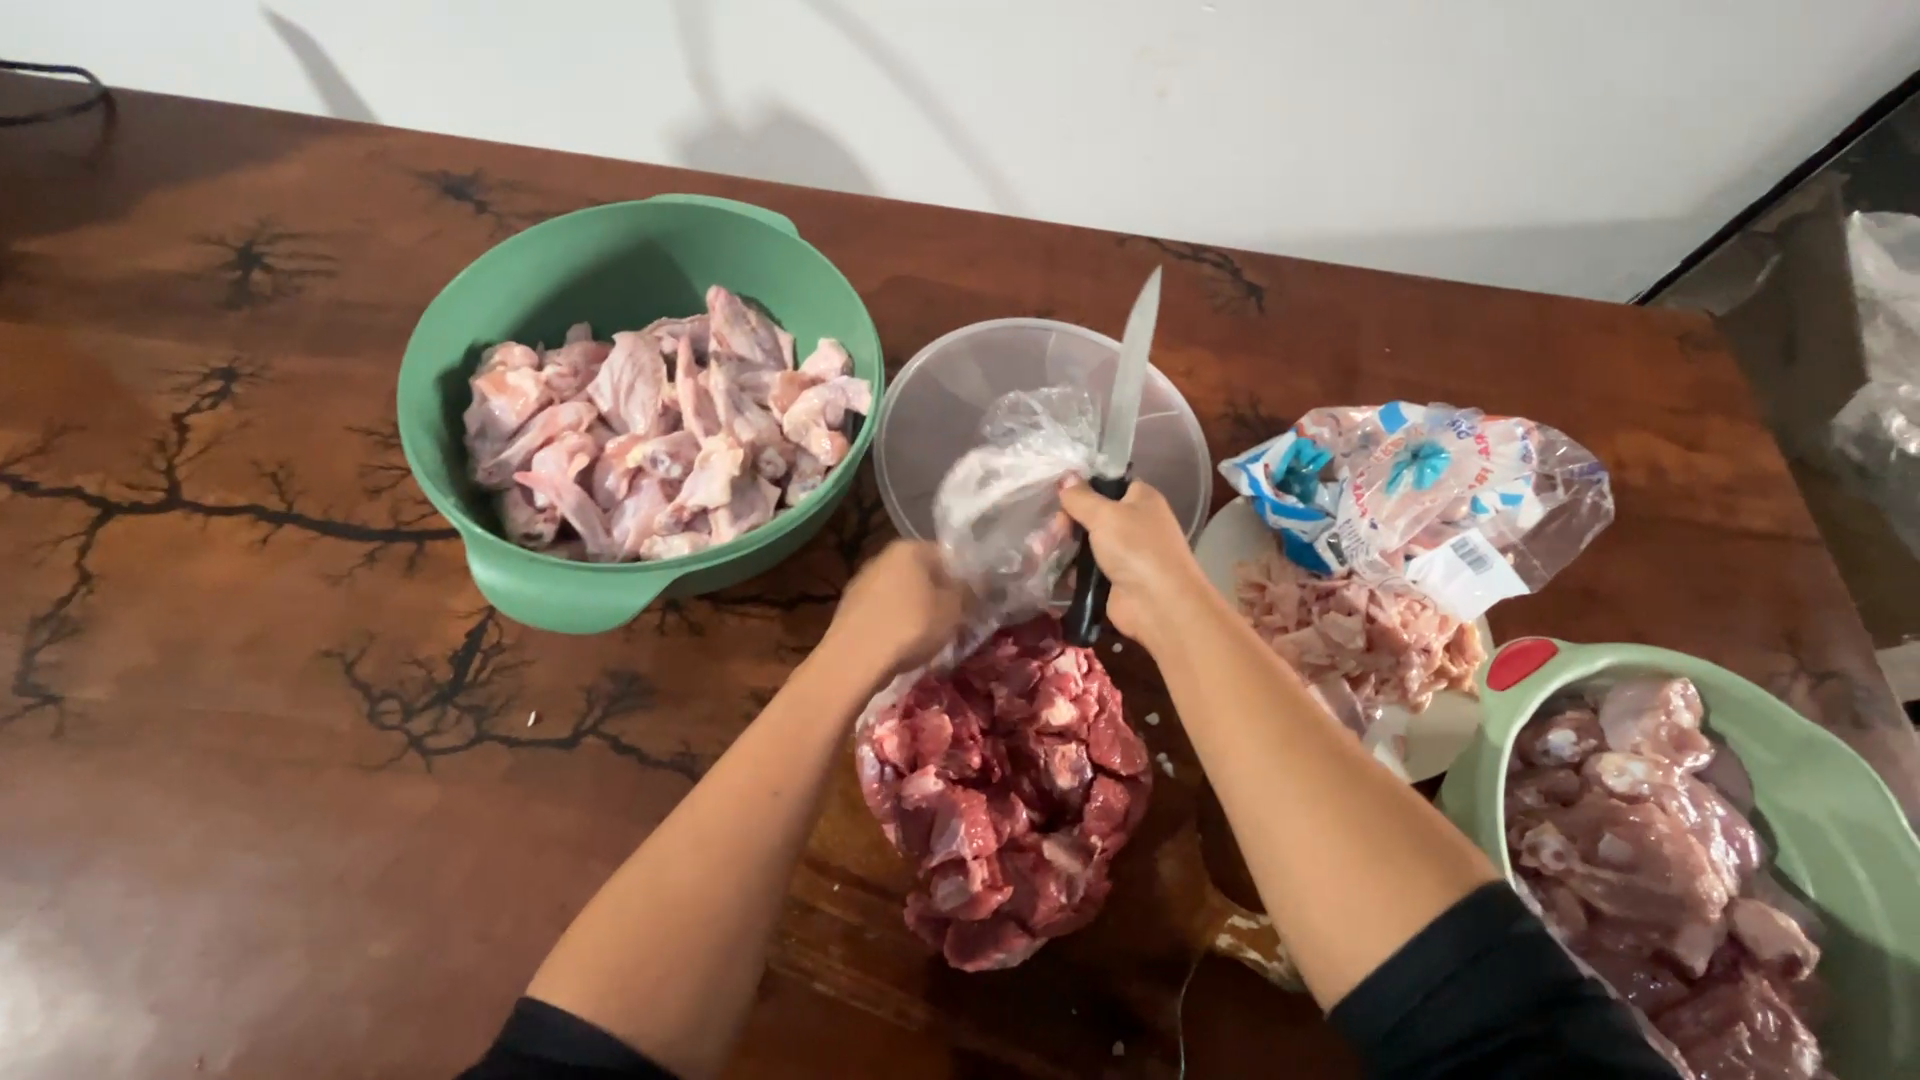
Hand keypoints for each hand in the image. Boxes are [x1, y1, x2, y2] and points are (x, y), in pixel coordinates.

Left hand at [823, 540, 969, 676]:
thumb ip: (966, 592)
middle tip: (954, 621)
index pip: (946, 555)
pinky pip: (882, 613)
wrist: (854, 660)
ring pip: (900, 594)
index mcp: (908, 548)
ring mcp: (861, 583)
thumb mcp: (954, 609)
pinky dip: (894, 625)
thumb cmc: (911, 626)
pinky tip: (902, 647)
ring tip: (929, 639)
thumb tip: (972, 585)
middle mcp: (881, 558)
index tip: (972, 602)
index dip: (963, 578)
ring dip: (915, 611)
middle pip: (921, 574)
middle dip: (938, 595)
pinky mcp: (848, 610)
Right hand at [1059, 479, 1213, 650]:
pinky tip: (1049, 569)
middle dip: (1068, 521)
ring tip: (1040, 551)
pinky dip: (1069, 570)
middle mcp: (1134, 523)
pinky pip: (1085, 569)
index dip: (1083, 487)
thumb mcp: (1105, 515)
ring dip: (1064, 546)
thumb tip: (1066, 476)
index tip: (1058, 494)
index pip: (1108, 484)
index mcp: (1141, 499)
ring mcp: (1123, 553)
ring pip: (1086, 543)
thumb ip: (1081, 497)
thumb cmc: (1136, 548)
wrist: (1158, 604)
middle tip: (1053, 530)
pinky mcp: (1112, 579)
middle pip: (1092, 514)